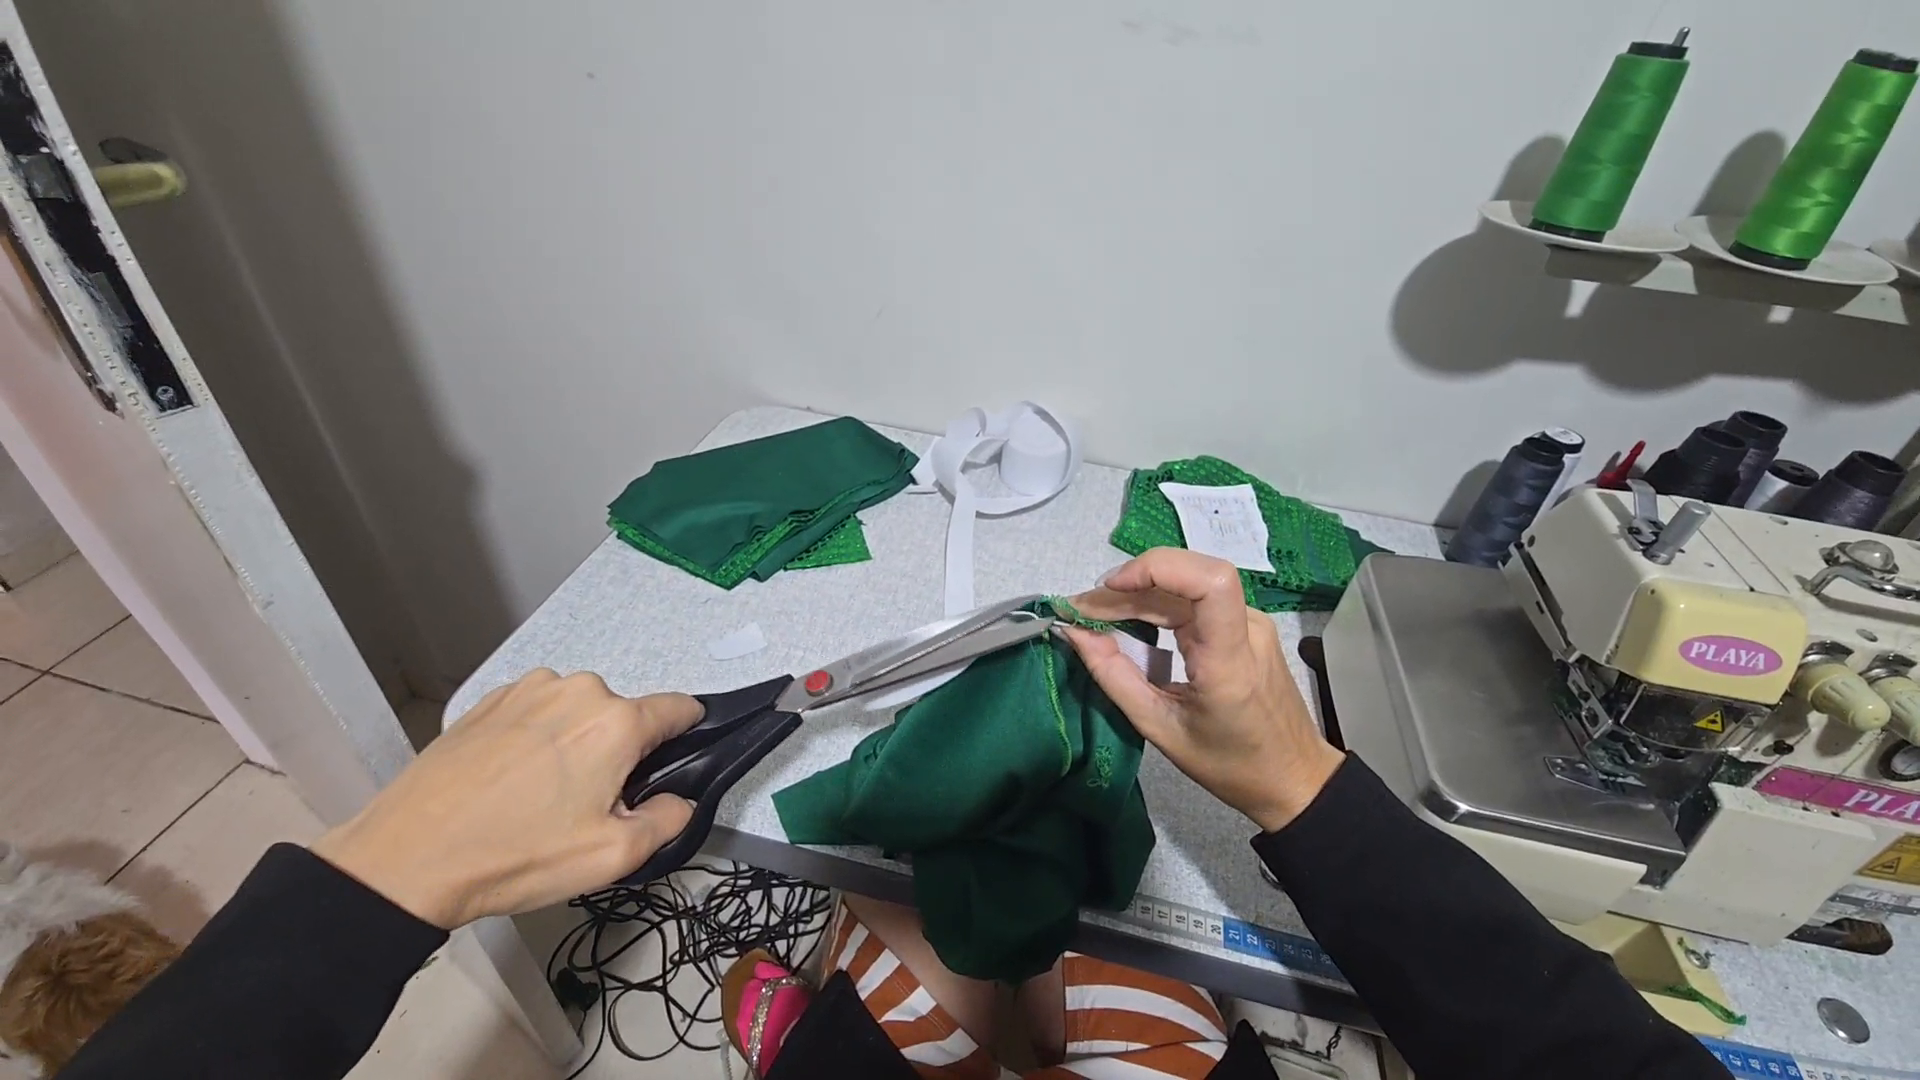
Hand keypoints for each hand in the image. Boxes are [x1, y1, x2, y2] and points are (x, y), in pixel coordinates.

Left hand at [311, 670, 701, 927]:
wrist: (405, 860)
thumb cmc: (515, 856)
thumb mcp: (612, 856)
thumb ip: (669, 821)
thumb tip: (680, 800)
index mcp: (616, 722)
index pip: (679, 708)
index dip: (687, 733)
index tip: (672, 763)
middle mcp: (579, 689)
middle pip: (625, 715)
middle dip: (621, 750)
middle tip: (590, 801)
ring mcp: (530, 688)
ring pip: (581, 711)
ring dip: (578, 740)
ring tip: (542, 790)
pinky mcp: (490, 698)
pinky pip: (539, 710)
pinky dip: (539, 735)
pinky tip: (510, 776)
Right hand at [1061, 548, 1343, 832]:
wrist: (1295, 778)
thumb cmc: (1231, 764)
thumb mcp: (1161, 729)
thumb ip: (1114, 677)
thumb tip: (1074, 633)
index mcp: (1230, 660)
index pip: (1209, 582)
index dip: (1157, 569)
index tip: (1110, 588)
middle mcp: (1247, 629)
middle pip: (1184, 578)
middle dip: (1124, 587)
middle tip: (1078, 612)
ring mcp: (1250, 623)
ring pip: (1185, 585)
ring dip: (1135, 593)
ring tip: (1092, 614)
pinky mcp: (1244, 625)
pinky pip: (1194, 601)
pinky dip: (1154, 604)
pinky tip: (1125, 619)